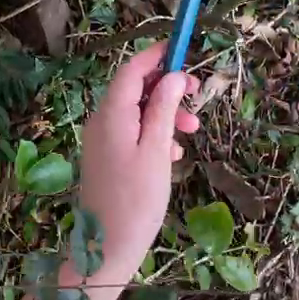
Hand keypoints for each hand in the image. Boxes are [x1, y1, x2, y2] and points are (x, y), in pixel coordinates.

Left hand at [78, 42, 200, 272]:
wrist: (107, 248)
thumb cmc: (136, 200)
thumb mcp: (156, 151)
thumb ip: (162, 110)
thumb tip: (172, 77)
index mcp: (110, 114)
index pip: (131, 71)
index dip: (155, 57)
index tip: (182, 51)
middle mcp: (101, 122)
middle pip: (135, 90)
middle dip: (167, 90)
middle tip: (197, 98)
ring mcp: (102, 141)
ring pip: (137, 113)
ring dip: (165, 115)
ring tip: (191, 132)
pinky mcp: (107, 159)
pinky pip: (133, 134)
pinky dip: (154, 136)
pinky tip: (172, 155)